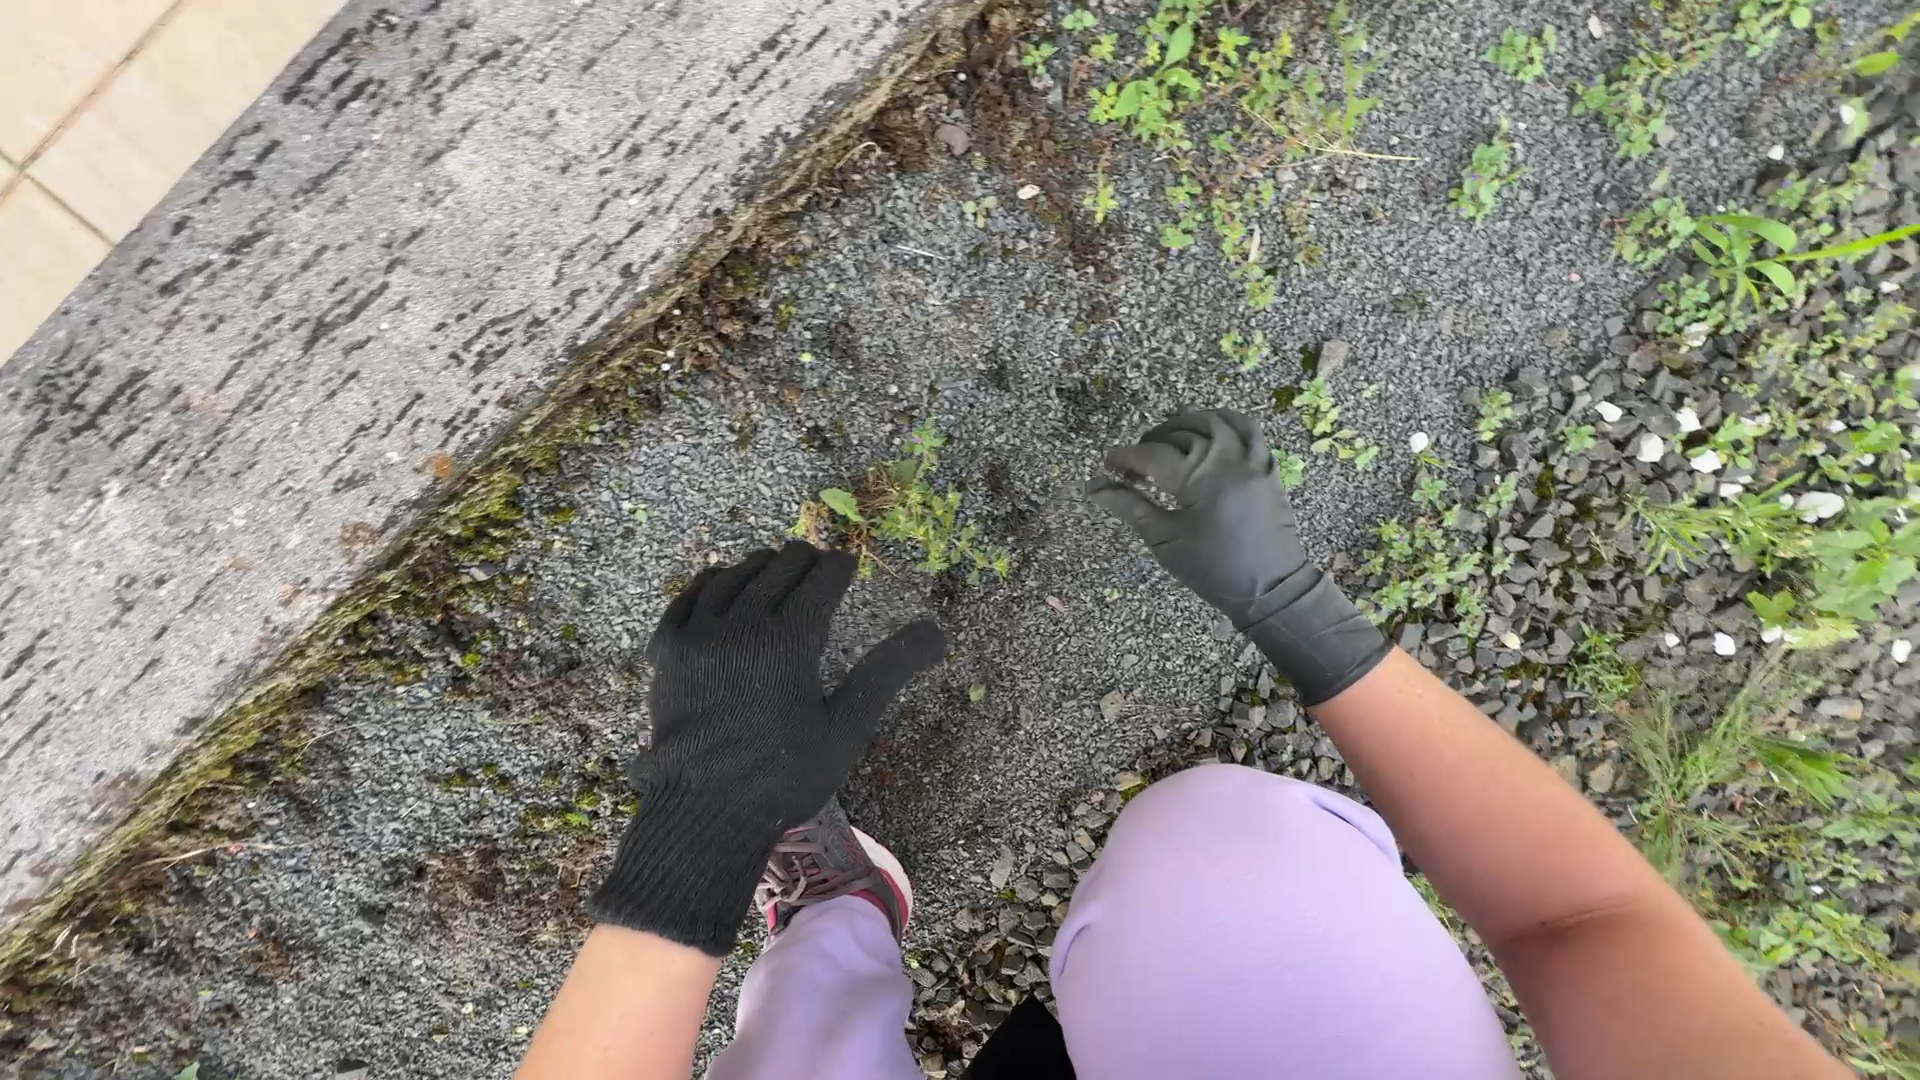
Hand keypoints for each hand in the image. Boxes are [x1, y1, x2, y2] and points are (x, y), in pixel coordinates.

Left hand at [588, 541, 946, 954]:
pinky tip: (719, 582)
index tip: (848, 563)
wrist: (704, 812)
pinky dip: (709, 583)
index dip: (839, 566)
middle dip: (802, 560)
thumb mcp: (848, 725)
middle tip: (817, 564)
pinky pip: (687, 598)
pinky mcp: (667, 652)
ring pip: (733, 576)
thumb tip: (936, 631)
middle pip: (777, 568)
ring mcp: (699, 635)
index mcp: (790, 639)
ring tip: (775, 565)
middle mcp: (742, 624)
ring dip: (759, 565)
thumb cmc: (786, 774)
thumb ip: (889, 670)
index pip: (820, 580)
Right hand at [1089, 408, 1386, 704]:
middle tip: (1134, 464)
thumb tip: (1094, 487)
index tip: (1107, 464)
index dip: (1125, 457)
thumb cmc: (1212, 569)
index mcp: (1197, 480)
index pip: (1152, 455)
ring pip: (1213, 422)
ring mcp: (1251, 459)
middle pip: (1180, 433)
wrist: (1271, 588)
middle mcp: (1226, 460)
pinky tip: (1208, 430)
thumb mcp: (1164, 540)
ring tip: (1166, 439)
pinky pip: (1247, 428)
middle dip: (1151, 442)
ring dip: (1185, 424)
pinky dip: (1223, 422)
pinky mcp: (1267, 465)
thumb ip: (1130, 507)